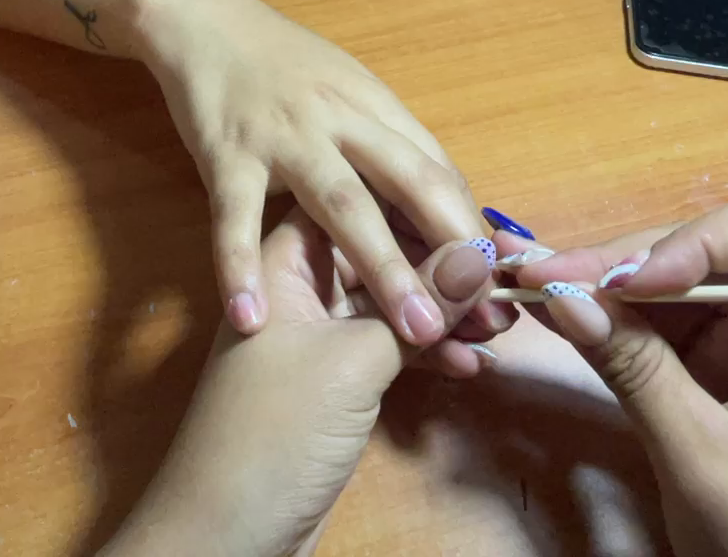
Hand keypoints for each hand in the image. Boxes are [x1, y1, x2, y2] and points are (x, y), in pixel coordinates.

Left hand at [103, 212, 498, 556]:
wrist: (225, 537)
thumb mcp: (353, 361)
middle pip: (383, 254)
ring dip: (445, 316)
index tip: (478, 228)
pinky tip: (470, 365)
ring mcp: (323, 331)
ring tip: (499, 329)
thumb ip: (419, 304)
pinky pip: (392, 346)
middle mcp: (305, 283)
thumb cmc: (276, 428)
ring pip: (394, 303)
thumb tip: (481, 255)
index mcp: (288, 257)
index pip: (357, 204)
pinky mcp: (339, 375)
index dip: (417, 208)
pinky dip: (429, 355)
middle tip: (501, 289)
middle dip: (442, 270)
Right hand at [131, 0, 495, 348]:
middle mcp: (341, 122)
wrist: (208, 23)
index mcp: (375, 108)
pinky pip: (236, 215)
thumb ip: (388, 141)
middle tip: (483, 319)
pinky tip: (253, 318)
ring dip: (383, 267)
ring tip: (414, 334)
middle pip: (408, 185)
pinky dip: (240, 266)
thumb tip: (439, 196)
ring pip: (341, 203)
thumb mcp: (349, 89)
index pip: (437, 169)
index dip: (469, 227)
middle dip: (451, 252)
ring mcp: (285, 138)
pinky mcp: (227, 155)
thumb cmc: (286, 61)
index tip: (494, 283)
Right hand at [513, 194, 727, 556]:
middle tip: (533, 274)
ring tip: (524, 277)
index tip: (621, 284)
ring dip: (596, 282)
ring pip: (664, 283)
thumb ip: (635, 371)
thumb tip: (558, 294)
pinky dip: (603, 316)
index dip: (683, 240)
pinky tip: (553, 304)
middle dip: (616, 262)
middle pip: (694, 251)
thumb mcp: (704, 466)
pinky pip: (653, 324)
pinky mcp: (711, 373)